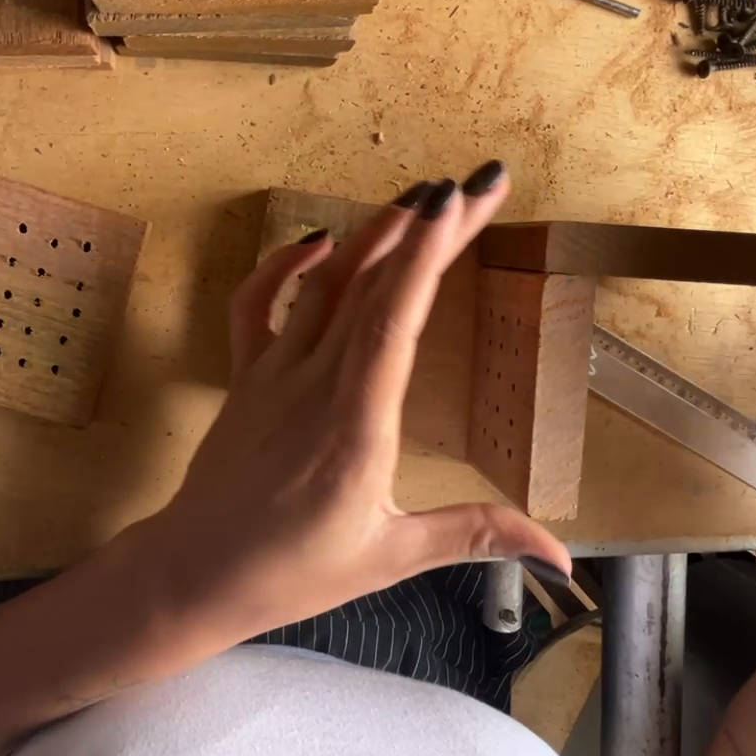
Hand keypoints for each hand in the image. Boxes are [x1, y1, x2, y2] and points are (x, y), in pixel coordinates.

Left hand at [124, 161, 570, 643]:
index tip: (461, 200)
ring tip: (415, 198)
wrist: (195, 570)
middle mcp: (314, 382)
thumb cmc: (292, 572)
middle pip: (373, 286)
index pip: (396, 318)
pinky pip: (255, 305)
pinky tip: (316, 243)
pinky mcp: (245, 376)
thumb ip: (473, 534)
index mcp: (358, 422)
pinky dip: (282, 266)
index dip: (428, 252)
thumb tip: (559, 553)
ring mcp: (272, 372)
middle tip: (474, 184)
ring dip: (369, 235)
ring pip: (322, 285)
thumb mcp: (389, 557)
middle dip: (425, 227)